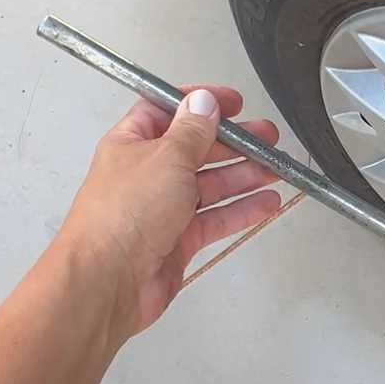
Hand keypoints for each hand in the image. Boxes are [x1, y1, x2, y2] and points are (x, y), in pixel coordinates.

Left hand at [56, 85, 282, 342]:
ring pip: (211, 185)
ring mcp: (164, 208)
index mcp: (133, 143)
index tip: (235, 103)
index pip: (169, 110)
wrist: (106, 282)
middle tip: (269, 138)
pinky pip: (216, 219)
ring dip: (244, 175)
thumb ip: (192, 130)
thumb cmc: (127, 211)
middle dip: (234, 142)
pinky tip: (268, 203)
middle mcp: (148, 173)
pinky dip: (242, 210)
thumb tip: (204, 100)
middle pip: (197, 149)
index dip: (201, 102)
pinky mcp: (179, 241)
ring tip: (278, 169)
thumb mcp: (166, 158)